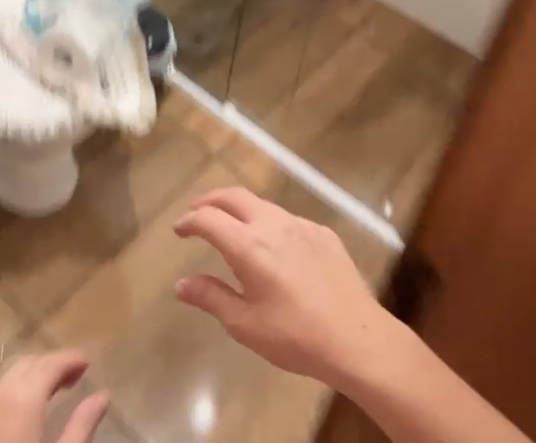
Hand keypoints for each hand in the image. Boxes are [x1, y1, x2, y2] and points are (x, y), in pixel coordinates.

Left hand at [0, 352, 110, 442]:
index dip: (69, 359)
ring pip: (7, 380)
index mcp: (21, 401)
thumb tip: (102, 396)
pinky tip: (24, 411)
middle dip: (52, 365)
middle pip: (26, 367)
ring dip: (32, 377)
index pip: (48, 366)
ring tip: (55, 390)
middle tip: (77, 376)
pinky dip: (13, 392)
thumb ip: (82, 425)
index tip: (88, 362)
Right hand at [173, 187, 403, 387]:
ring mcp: (302, 226)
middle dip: (211, 200)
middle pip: (235, 197)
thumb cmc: (295, 336)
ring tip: (233, 225)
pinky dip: (270, 224)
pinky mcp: (323, 234)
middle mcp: (273, 225)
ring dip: (242, 209)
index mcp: (249, 246)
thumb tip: (181, 284)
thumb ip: (211, 298)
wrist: (356, 337)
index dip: (190, 221)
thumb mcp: (245, 324)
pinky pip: (289, 220)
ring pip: (263, 206)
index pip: (209, 219)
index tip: (179, 229)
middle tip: (197, 211)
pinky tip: (274, 246)